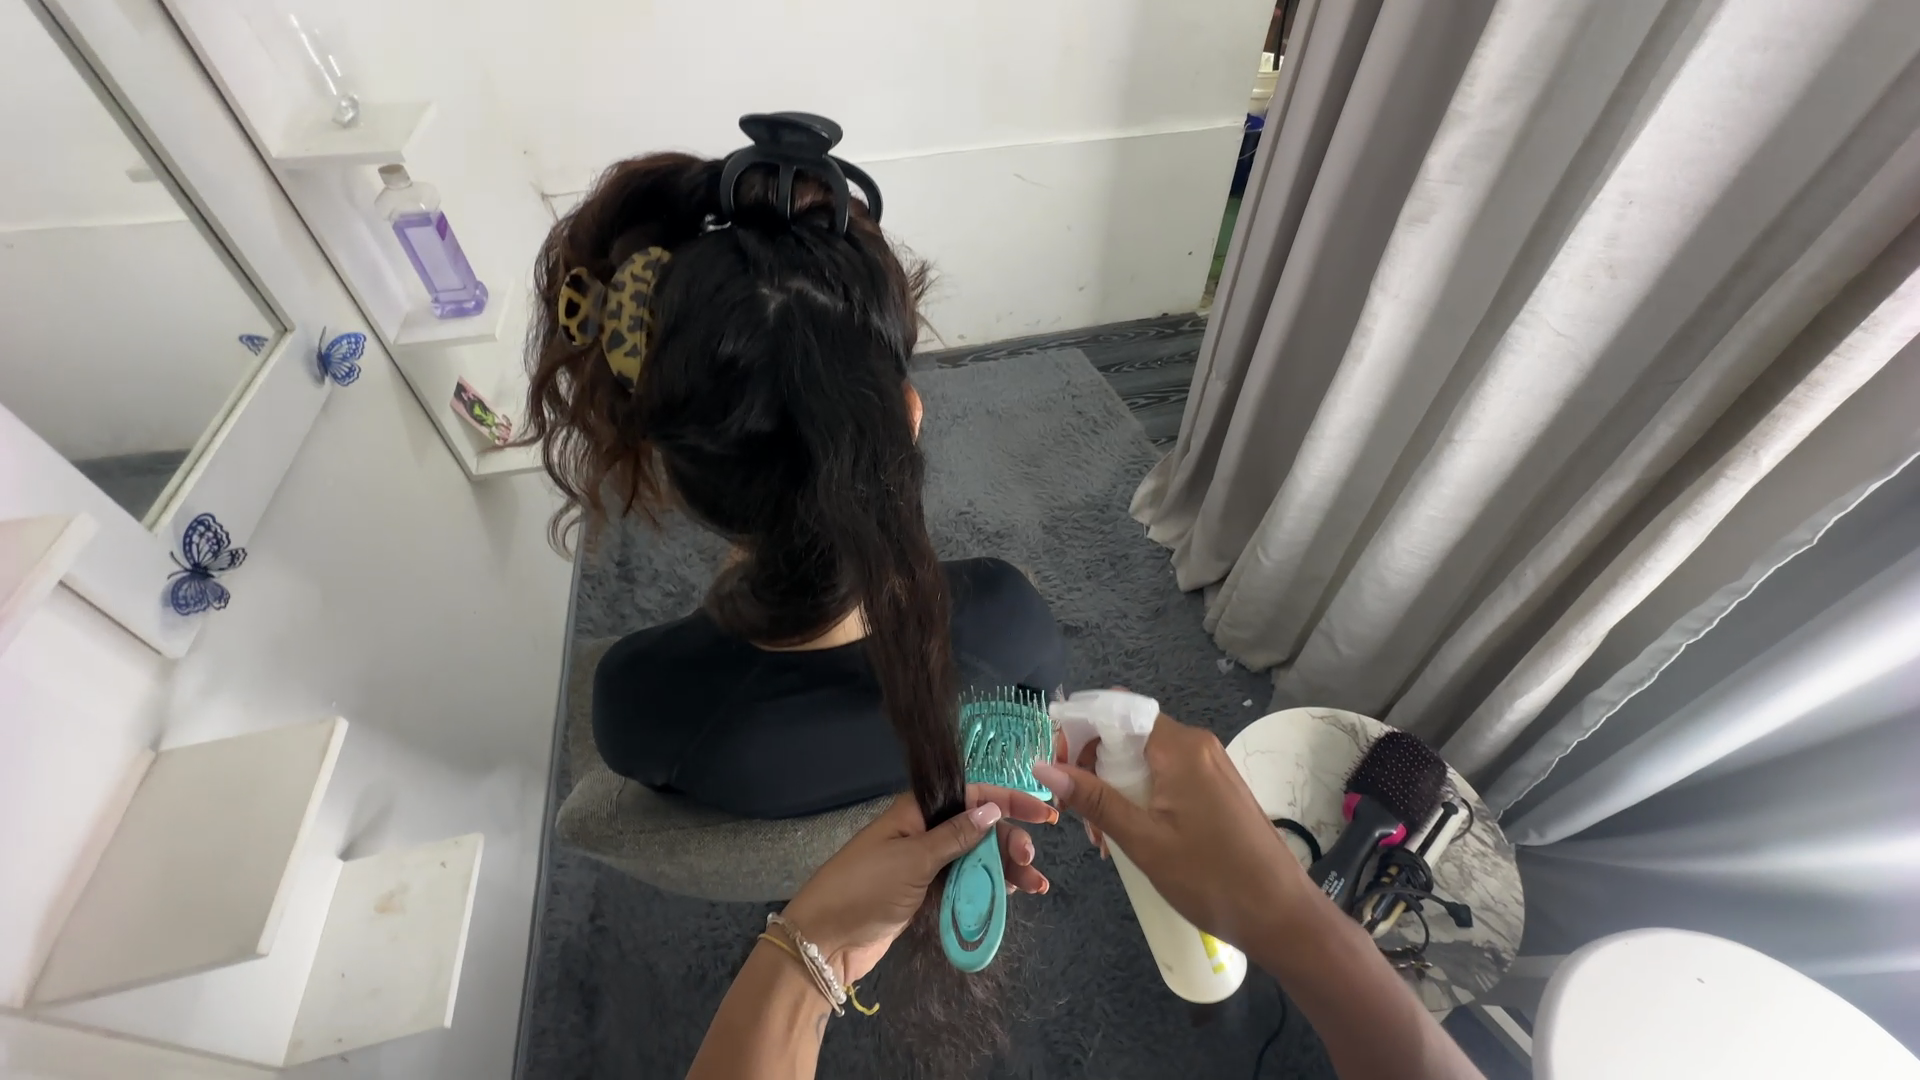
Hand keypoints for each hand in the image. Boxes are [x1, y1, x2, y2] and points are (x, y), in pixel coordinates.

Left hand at [780, 785, 1055, 983]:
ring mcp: (927, 864)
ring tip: (1035, 886)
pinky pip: (965, 883)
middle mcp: (925, 831)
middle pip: (979, 828)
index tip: (1043, 812)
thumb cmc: (865, 888)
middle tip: (1030, 862)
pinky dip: (989, 889)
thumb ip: (955, 835)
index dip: (1008, 800)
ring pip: (976, 858)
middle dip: (1009, 841)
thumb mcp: (913, 859)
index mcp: (918, 811)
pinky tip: (1012, 896)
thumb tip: (991, 807)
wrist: (825, 940)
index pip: (971, 795)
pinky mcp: (927, 893)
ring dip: (1006, 869)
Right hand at [1032, 713, 1308, 949]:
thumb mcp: (1144, 840)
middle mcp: (1194, 744)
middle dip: (1091, 767)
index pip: (1115, 711)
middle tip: (1074, 814)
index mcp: (1179, 746)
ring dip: (1113, 788)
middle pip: (1126, 734)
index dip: (1078, 732)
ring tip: (1101, 837)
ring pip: (1142, 758)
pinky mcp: (1214, 787)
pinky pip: (1164, 776)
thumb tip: (1042, 766)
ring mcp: (1208, 765)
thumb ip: (1093, 799)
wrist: (1285, 918)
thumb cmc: (1212, 878)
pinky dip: (1138, 796)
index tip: (1056, 769)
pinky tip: (1130, 834)